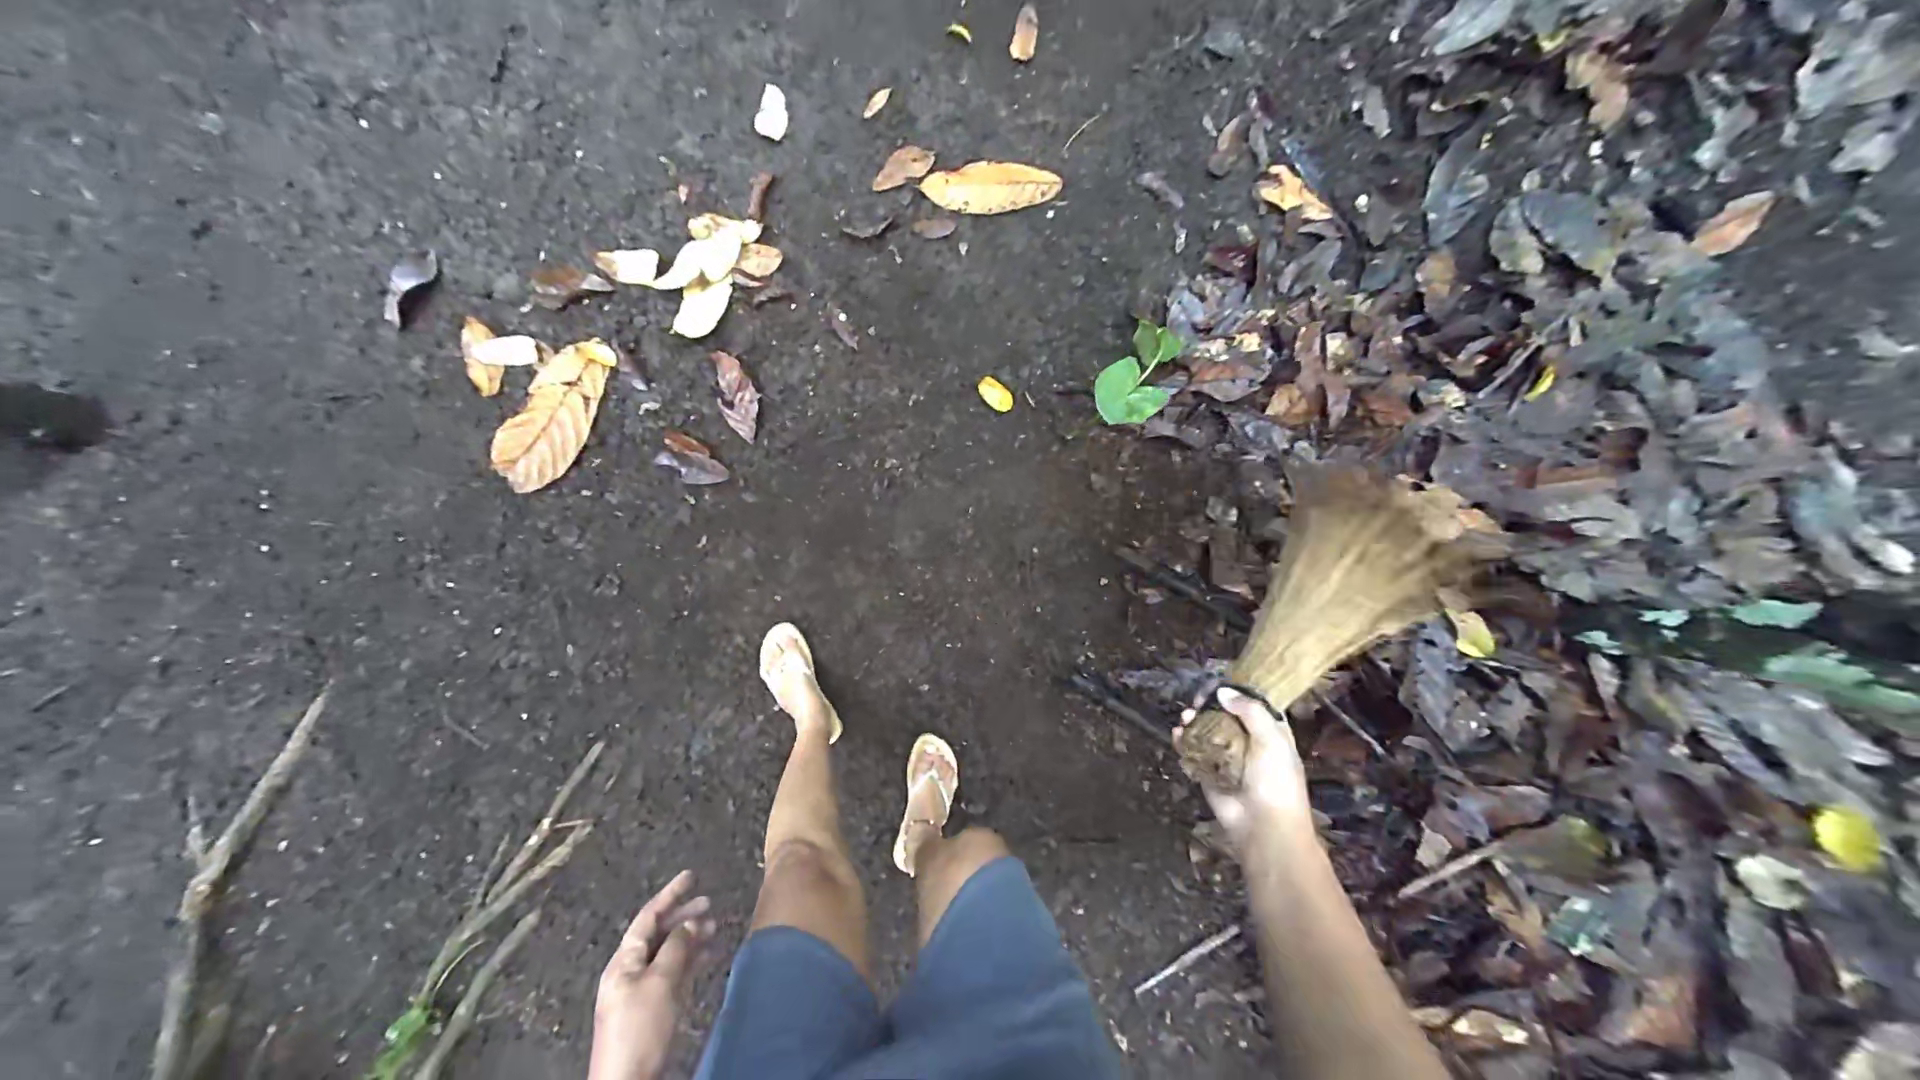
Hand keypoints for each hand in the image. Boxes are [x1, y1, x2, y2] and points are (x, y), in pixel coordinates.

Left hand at [588, 870, 715, 1079]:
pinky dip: (693, 960)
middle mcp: (632, 971)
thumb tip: (690, 922)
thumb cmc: (640, 1029)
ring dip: (691, 937)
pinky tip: (710, 955)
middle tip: (709, 903)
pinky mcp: (656, 1009)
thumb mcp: (659, 983)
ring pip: (669, 953)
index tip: (691, 876)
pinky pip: (675, 973)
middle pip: (658, 933)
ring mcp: (644, 991)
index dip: (669, 895)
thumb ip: (676, 948)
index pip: (648, 918)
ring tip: (715, 927)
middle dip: (683, 916)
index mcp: (624, 962)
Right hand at [1176, 687, 1311, 853]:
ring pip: (1206, 732)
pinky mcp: (1208, 773)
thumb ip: (1250, 711)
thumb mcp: (1272, 740)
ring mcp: (1226, 758)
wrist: (1263, 826)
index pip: (1253, 705)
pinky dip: (1183, 742)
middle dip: (1209, 706)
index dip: (1236, 693)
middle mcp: (1248, 743)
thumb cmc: (1275, 781)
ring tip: (1185, 717)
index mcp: (1270, 733)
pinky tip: (1177, 734)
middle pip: (1225, 716)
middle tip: (1197, 701)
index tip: (1218, 684)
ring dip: (1194, 722)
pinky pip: (1193, 752)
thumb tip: (1222, 691)